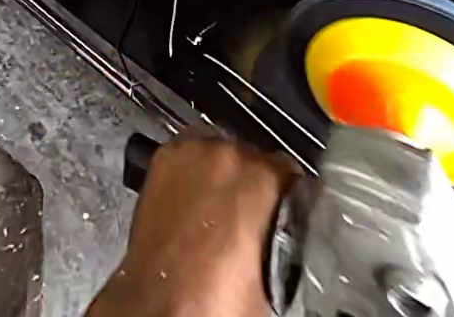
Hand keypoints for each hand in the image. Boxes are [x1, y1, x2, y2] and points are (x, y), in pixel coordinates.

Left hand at [85, 131, 298, 316]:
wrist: (161, 306)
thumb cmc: (214, 298)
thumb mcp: (276, 276)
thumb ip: (289, 237)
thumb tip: (292, 232)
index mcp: (258, 178)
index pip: (288, 169)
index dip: (291, 193)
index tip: (290, 209)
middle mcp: (222, 154)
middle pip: (252, 157)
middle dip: (255, 184)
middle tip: (255, 218)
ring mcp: (189, 152)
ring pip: (220, 153)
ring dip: (224, 175)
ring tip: (223, 211)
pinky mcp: (163, 158)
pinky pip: (190, 156)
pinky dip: (196, 172)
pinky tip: (198, 201)